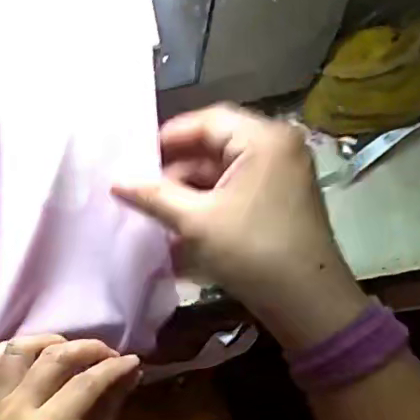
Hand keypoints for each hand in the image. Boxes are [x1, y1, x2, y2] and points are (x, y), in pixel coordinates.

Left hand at [0, 335, 140, 419]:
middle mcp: (15, 411)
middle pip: (54, 358)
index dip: (113, 368)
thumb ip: (106, 412)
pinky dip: (12, 352)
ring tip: (71, 352)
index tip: (134, 361)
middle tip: (110, 356)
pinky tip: (33, 357)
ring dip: (50, 341)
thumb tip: (129, 374)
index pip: (85, 384)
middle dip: (88, 349)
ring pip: (20, 349)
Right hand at [113, 104, 371, 349]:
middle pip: (215, 146)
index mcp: (263, 138)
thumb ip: (155, 197)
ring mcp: (281, 175)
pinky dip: (207, 205)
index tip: (133, 161)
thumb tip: (116, 182)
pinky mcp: (278, 202)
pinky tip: (180, 226)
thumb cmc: (250, 251)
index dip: (166, 139)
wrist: (303, 298)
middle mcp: (277, 147)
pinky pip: (235, 192)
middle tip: (139, 191)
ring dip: (188, 191)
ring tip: (154, 212)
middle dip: (175, 170)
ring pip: (223, 173)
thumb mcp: (196, 222)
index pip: (207, 121)